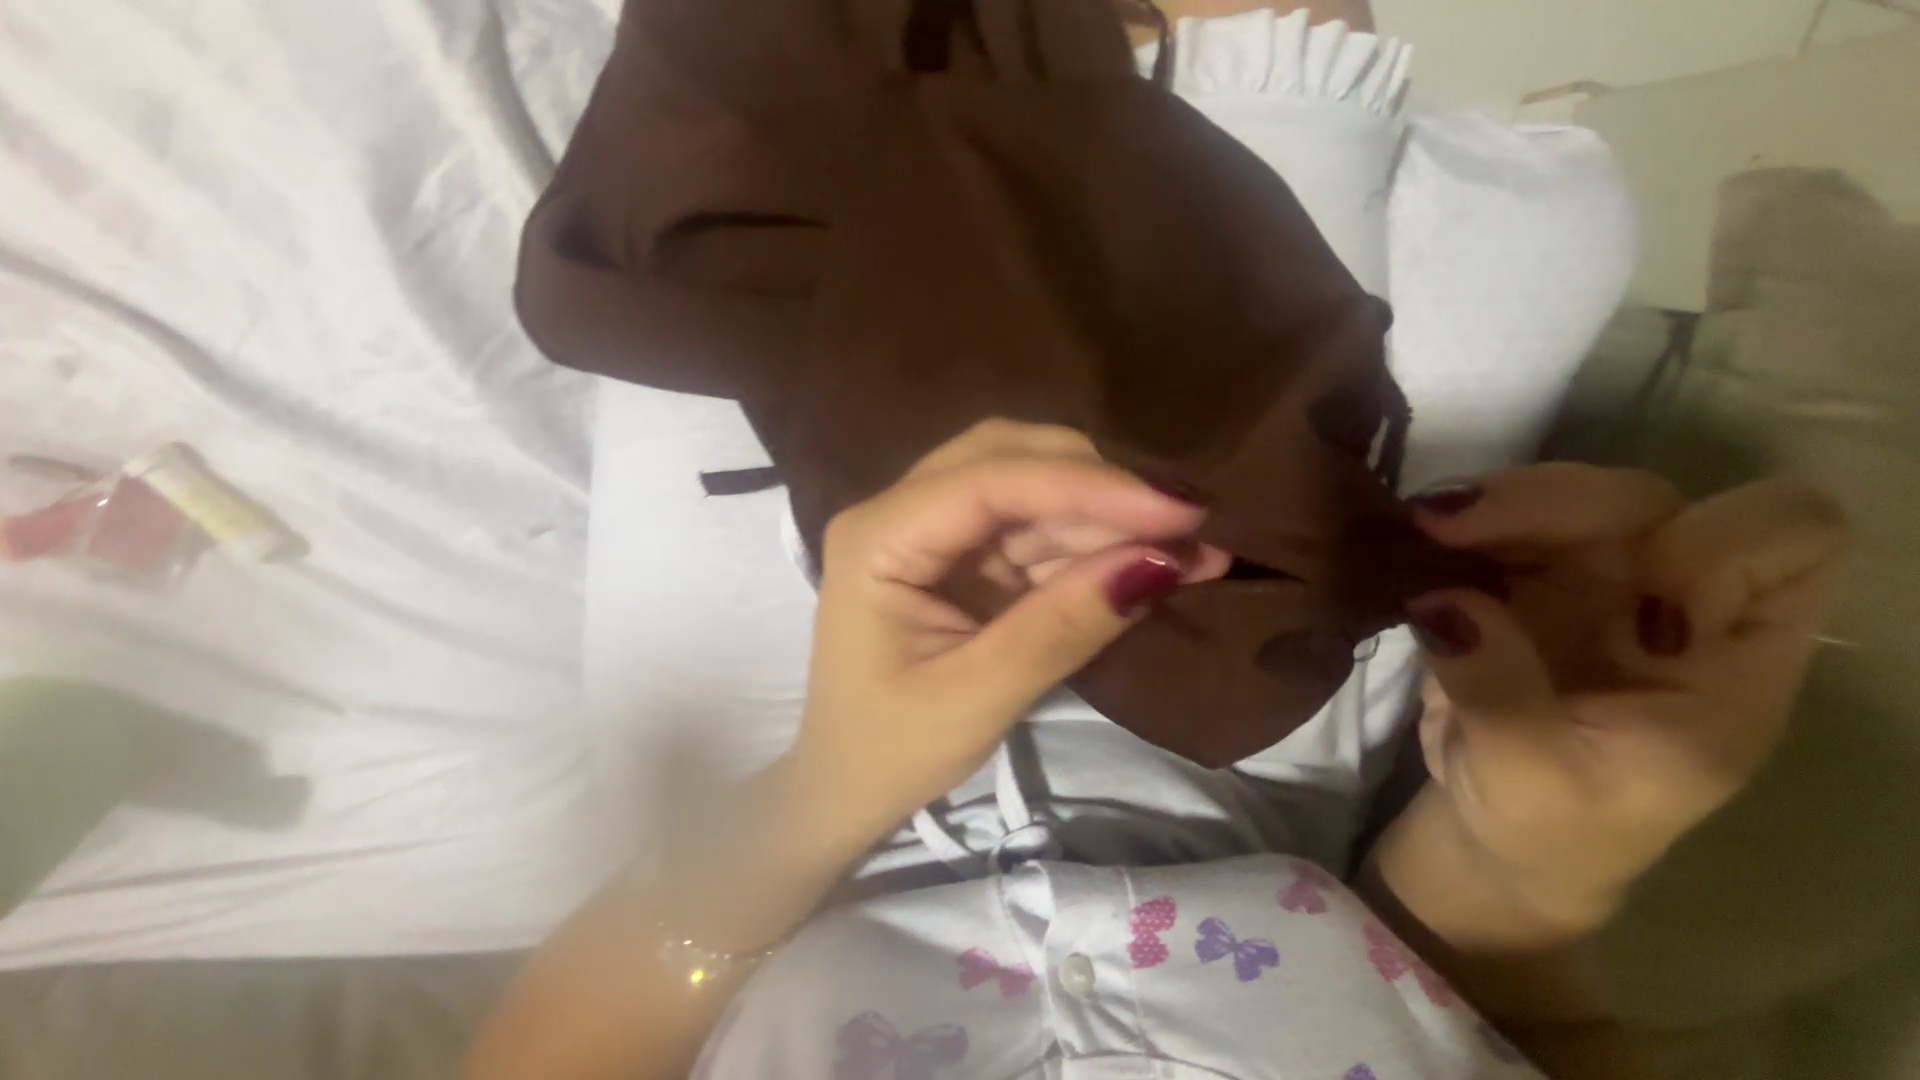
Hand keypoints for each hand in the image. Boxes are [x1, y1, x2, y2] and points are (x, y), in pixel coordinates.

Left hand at [788, 420, 1227, 839]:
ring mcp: (937, 532)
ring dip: (1109, 513)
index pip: (987, 481)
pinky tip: (1154, 560)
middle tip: (1188, 521)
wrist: (849, 786)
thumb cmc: (891, 751)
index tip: (1177, 510)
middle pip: (1009, 460)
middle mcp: (903, 514)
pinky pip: (1038, 532)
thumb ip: (1062, 626)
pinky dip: (1096, 543)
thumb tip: (1161, 562)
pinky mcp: (968, 558)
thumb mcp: (976, 698)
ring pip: (1032, 491)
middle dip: (1100, 485)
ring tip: (1196, 544)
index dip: (1086, 486)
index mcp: (878, 538)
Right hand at [1402, 464, 1848, 931]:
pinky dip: (1455, 522)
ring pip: (1562, 496)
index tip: (1620, 606)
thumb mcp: (1532, 779)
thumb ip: (1497, 691)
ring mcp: (1590, 584)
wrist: (1501, 834)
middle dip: (1550, 501)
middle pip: (1646, 502)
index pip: (1782, 542)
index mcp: (1724, 659)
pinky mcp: (1522, 581)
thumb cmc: (1549, 825)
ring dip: (1491, 503)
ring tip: (1418, 528)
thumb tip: (1439, 600)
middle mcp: (1668, 601)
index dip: (1707, 547)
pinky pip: (1497, 521)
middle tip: (1445, 524)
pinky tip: (1411, 541)